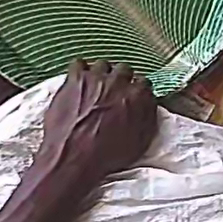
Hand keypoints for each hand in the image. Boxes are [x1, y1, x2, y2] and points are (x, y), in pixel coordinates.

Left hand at [35, 61, 156, 188]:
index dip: (136, 92)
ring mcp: (97, 77)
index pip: (143, 83)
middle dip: (120, 80)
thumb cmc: (108, 155)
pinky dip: (80, 72)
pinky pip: (79, 64)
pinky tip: (78, 84)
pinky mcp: (75, 79)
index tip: (130, 98)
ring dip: (101, 75)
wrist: (75, 156)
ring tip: (94, 88)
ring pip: (102, 65)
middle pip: (124, 70)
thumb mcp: (140, 142)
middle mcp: (120, 82)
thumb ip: (147, 117)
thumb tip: (147, 105)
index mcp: (139, 96)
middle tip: (112, 93)